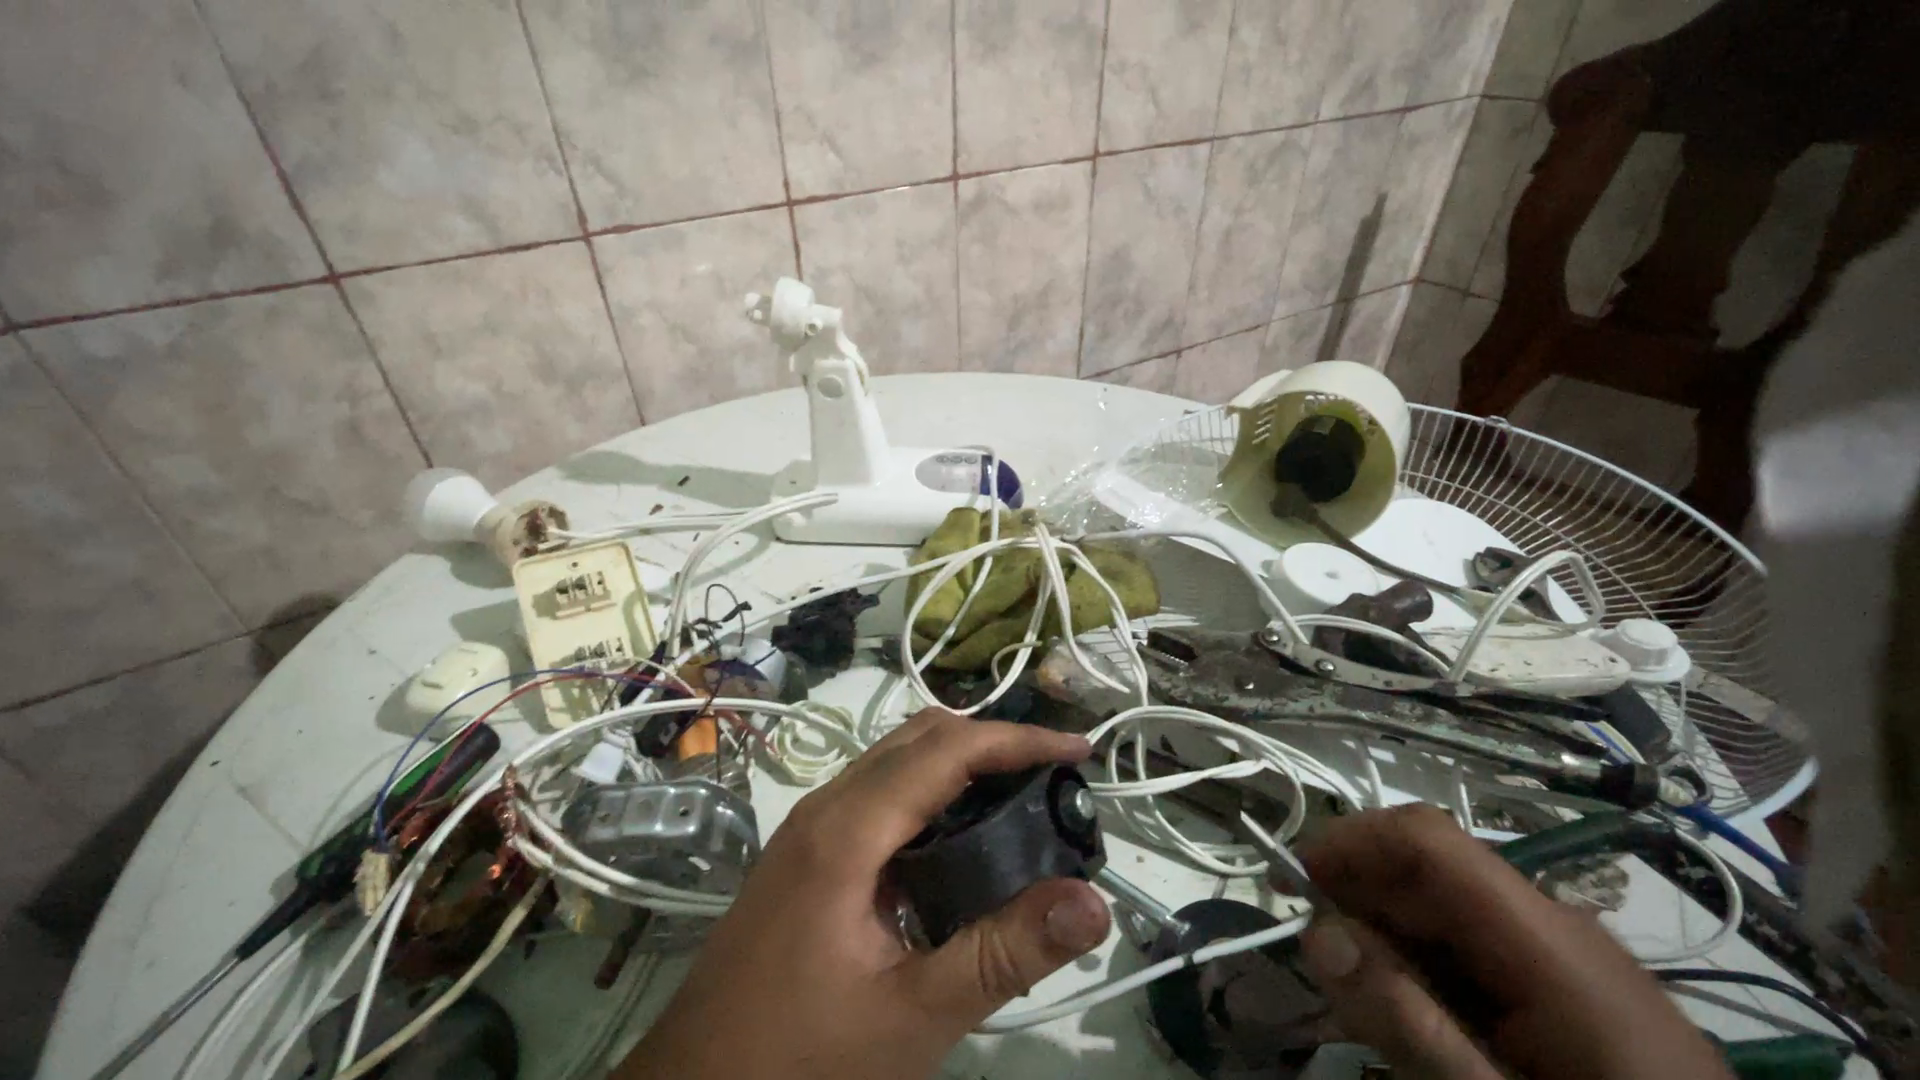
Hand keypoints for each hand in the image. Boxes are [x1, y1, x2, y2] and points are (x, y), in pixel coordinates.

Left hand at [616, 709, 1111, 1079]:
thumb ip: (1003, 954)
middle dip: (992, 742)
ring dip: (960, 764)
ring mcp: (807, 829)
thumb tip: (1092, 901)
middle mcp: (824, 808)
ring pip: (893, 761)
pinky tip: (958, 843)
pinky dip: (929, 793)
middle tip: (1056, 778)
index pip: (946, 750)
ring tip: (1020, 799)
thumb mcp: (913, 1014)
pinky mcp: (804, 854)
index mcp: (846, 830)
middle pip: (918, 738)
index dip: (1018, 739)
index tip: (1079, 751)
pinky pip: (876, 795)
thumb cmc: (802, 1055)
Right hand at [1294, 804, 1733, 1079]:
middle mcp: (1555, 922)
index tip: (1292, 884)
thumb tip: (1319, 932)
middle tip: (1325, 972)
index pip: (1428, 837)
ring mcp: (1568, 951)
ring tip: (1371, 1009)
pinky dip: (1428, 967)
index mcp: (1545, 938)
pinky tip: (1424, 1021)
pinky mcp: (1572, 982)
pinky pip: (1477, 947)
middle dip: (1359, 900)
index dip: (1350, 841)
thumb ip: (1408, 1022)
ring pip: (1446, 909)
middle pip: (1429, 872)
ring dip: (1389, 940)